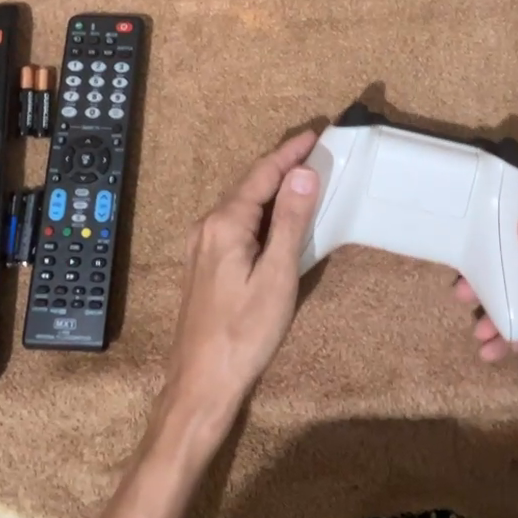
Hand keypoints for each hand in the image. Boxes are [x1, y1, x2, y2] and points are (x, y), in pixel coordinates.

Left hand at [162, 131, 320, 433]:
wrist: (201, 383)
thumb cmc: (244, 333)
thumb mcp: (277, 276)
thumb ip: (290, 222)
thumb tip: (303, 173)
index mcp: (225, 223)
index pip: (262, 174)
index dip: (290, 152)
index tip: (316, 133)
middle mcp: (207, 226)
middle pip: (249, 184)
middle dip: (281, 165)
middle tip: (314, 150)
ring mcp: (202, 245)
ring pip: (241, 203)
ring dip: (271, 187)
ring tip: (301, 176)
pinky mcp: (205, 263)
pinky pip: (235, 222)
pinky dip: (260, 210)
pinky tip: (276, 218)